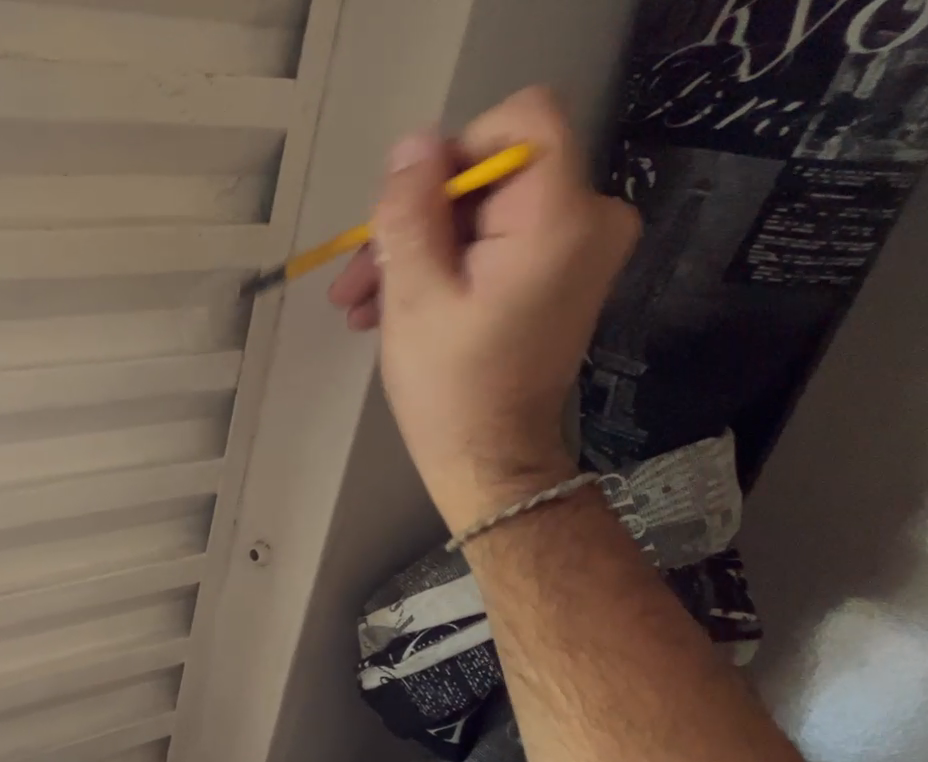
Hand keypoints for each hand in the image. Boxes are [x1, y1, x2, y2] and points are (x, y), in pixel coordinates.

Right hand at [327, 86, 639, 532]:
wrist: (489, 456)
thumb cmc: (449, 384)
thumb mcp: (412, 295)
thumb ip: (411, 212)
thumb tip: (412, 143)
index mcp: (559, 218)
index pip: (520, 119)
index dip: (454, 154)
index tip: (410, 214)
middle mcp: (589, 216)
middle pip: (491, 170)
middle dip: (415, 218)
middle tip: (357, 279)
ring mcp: (578, 244)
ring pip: (481, 209)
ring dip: (415, 249)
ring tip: (360, 303)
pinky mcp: (559, 268)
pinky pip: (493, 239)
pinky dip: (441, 264)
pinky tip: (392, 306)